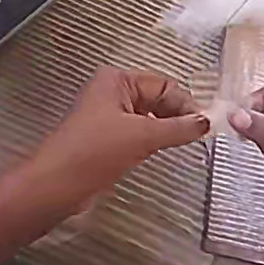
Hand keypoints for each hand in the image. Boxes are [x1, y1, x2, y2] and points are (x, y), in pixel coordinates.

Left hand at [28, 68, 208, 211]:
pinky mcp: (106, 139)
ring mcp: (108, 116)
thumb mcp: (142, 136)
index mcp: (116, 80)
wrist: (57, 184)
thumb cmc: (94, 152)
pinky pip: (137, 134)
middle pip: (157, 99)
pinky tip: (160, 152)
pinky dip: (151, 141)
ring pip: (148, 118)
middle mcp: (112, 93)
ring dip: (165, 130)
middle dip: (177, 116)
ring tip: (183, 145)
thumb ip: (178, 127)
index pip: (164, 84)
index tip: (206, 126)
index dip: (185, 104)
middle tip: (198, 137)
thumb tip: (206, 122)